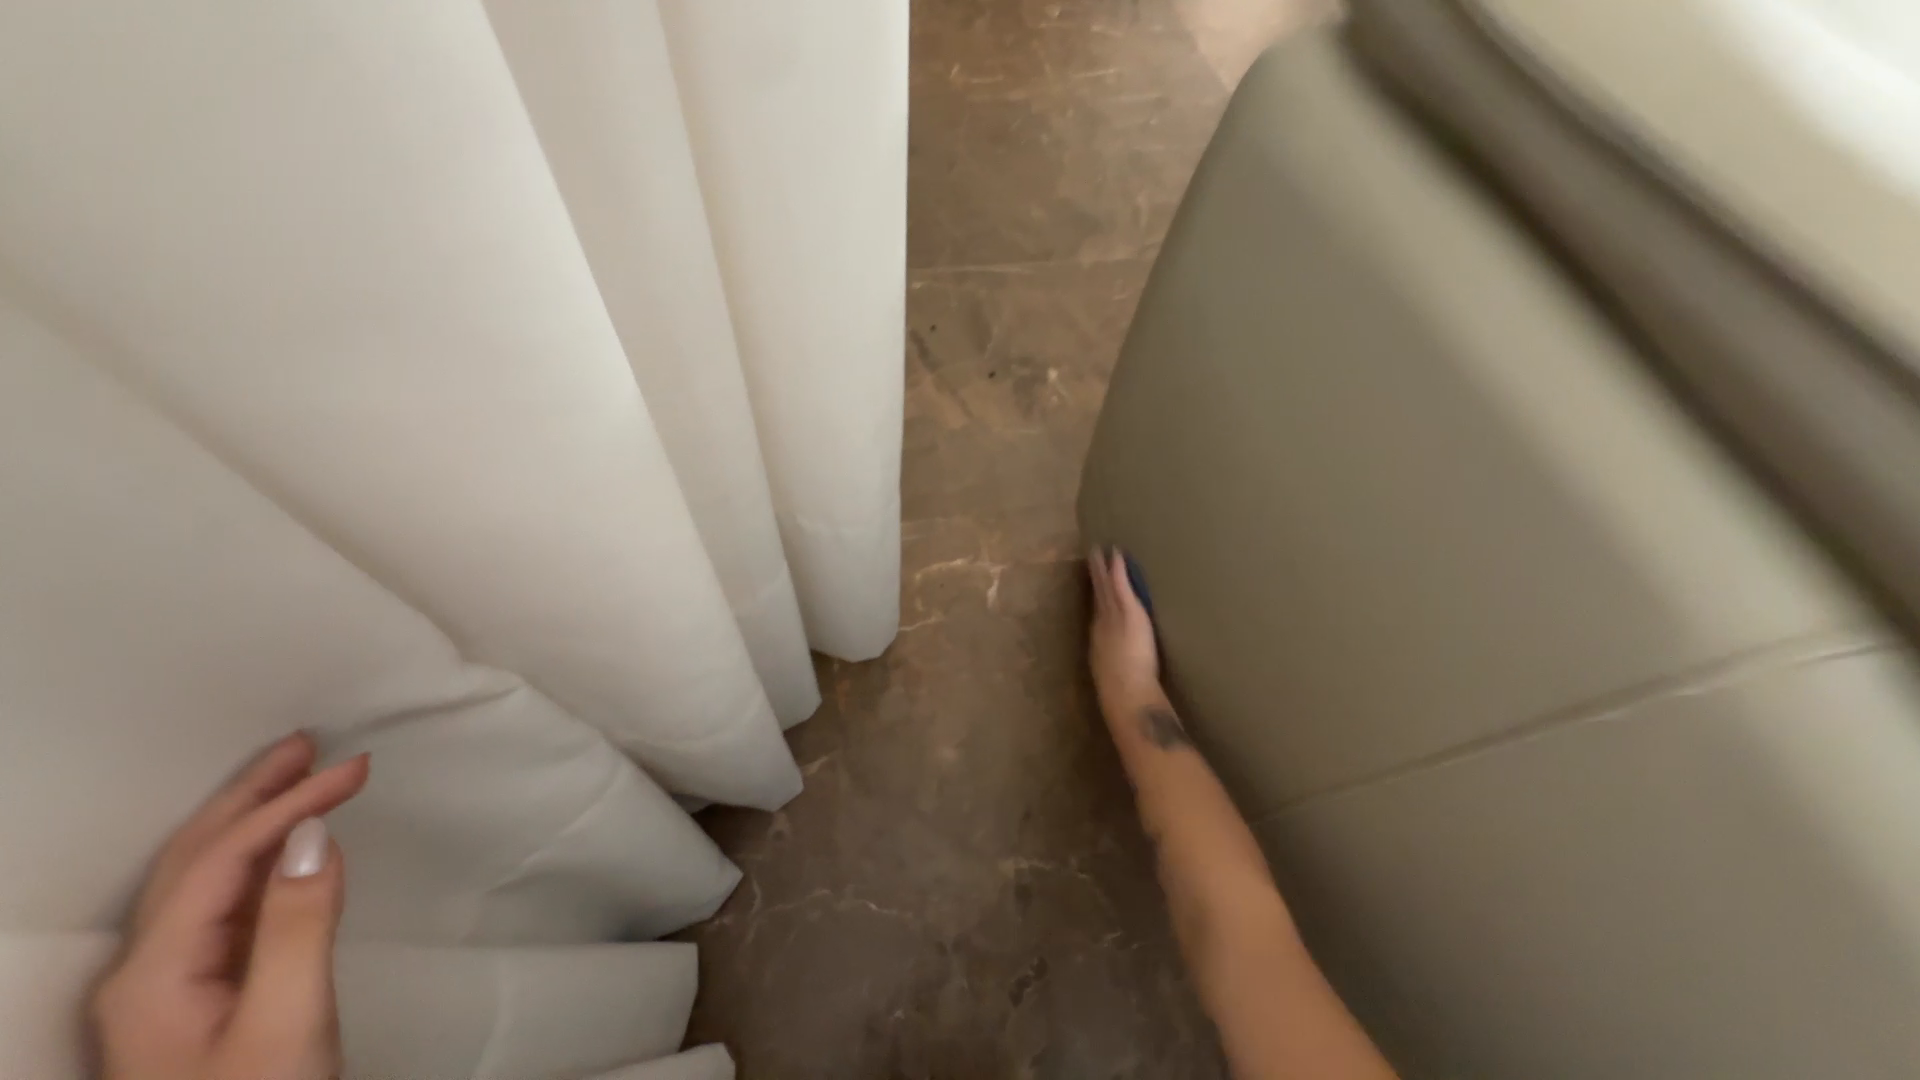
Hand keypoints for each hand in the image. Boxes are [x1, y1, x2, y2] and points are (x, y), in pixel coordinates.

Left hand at [92, 733, 370, 1079]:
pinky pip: (222, 900)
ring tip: (298, 774)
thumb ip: (297, 925)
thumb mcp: (288, 1022)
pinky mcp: (197, 994)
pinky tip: (285, 849)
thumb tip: (312, 834)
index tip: (357, 767)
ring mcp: (166, 984)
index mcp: (156, 972)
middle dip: (254, 792)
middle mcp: (146, 969)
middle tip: (310, 743)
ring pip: (202, 874)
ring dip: (251, 815)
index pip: (223, 858)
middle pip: (194, 856)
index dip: (288, 803)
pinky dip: (258, 855)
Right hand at [1087, 546, 1163, 711]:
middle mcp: (1101, 625)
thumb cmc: (1124, 695)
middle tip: (1090, 558)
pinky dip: (1117, 569)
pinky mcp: (1127, 611)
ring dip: (1101, 568)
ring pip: (1105, 588)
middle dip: (1094, 578)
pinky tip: (1116, 553)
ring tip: (1098, 550)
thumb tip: (1118, 676)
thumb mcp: (1115, 682)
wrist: (1126, 693)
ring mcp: (1113, 616)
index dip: (1096, 598)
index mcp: (1099, 642)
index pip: (1097, 614)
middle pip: (1097, 596)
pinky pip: (1119, 586)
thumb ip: (1117, 672)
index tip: (1094, 586)